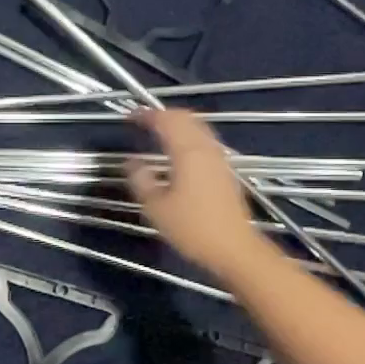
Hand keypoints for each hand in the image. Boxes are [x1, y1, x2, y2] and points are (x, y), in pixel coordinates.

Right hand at [126, 109, 270, 279]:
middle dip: (164, 115)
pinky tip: (181, 151)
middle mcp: (206, 148)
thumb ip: (141, 180)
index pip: (166, 121)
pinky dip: (189, 136)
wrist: (233, 248)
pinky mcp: (226, 170)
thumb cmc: (192, 228)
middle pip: (186, 118)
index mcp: (187, 152)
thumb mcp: (156, 207)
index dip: (146, 115)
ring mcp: (219, 158)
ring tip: (161, 132)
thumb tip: (131, 162)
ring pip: (199, 128)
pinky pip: (205, 141)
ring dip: (179, 124)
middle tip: (145, 121)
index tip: (130, 117)